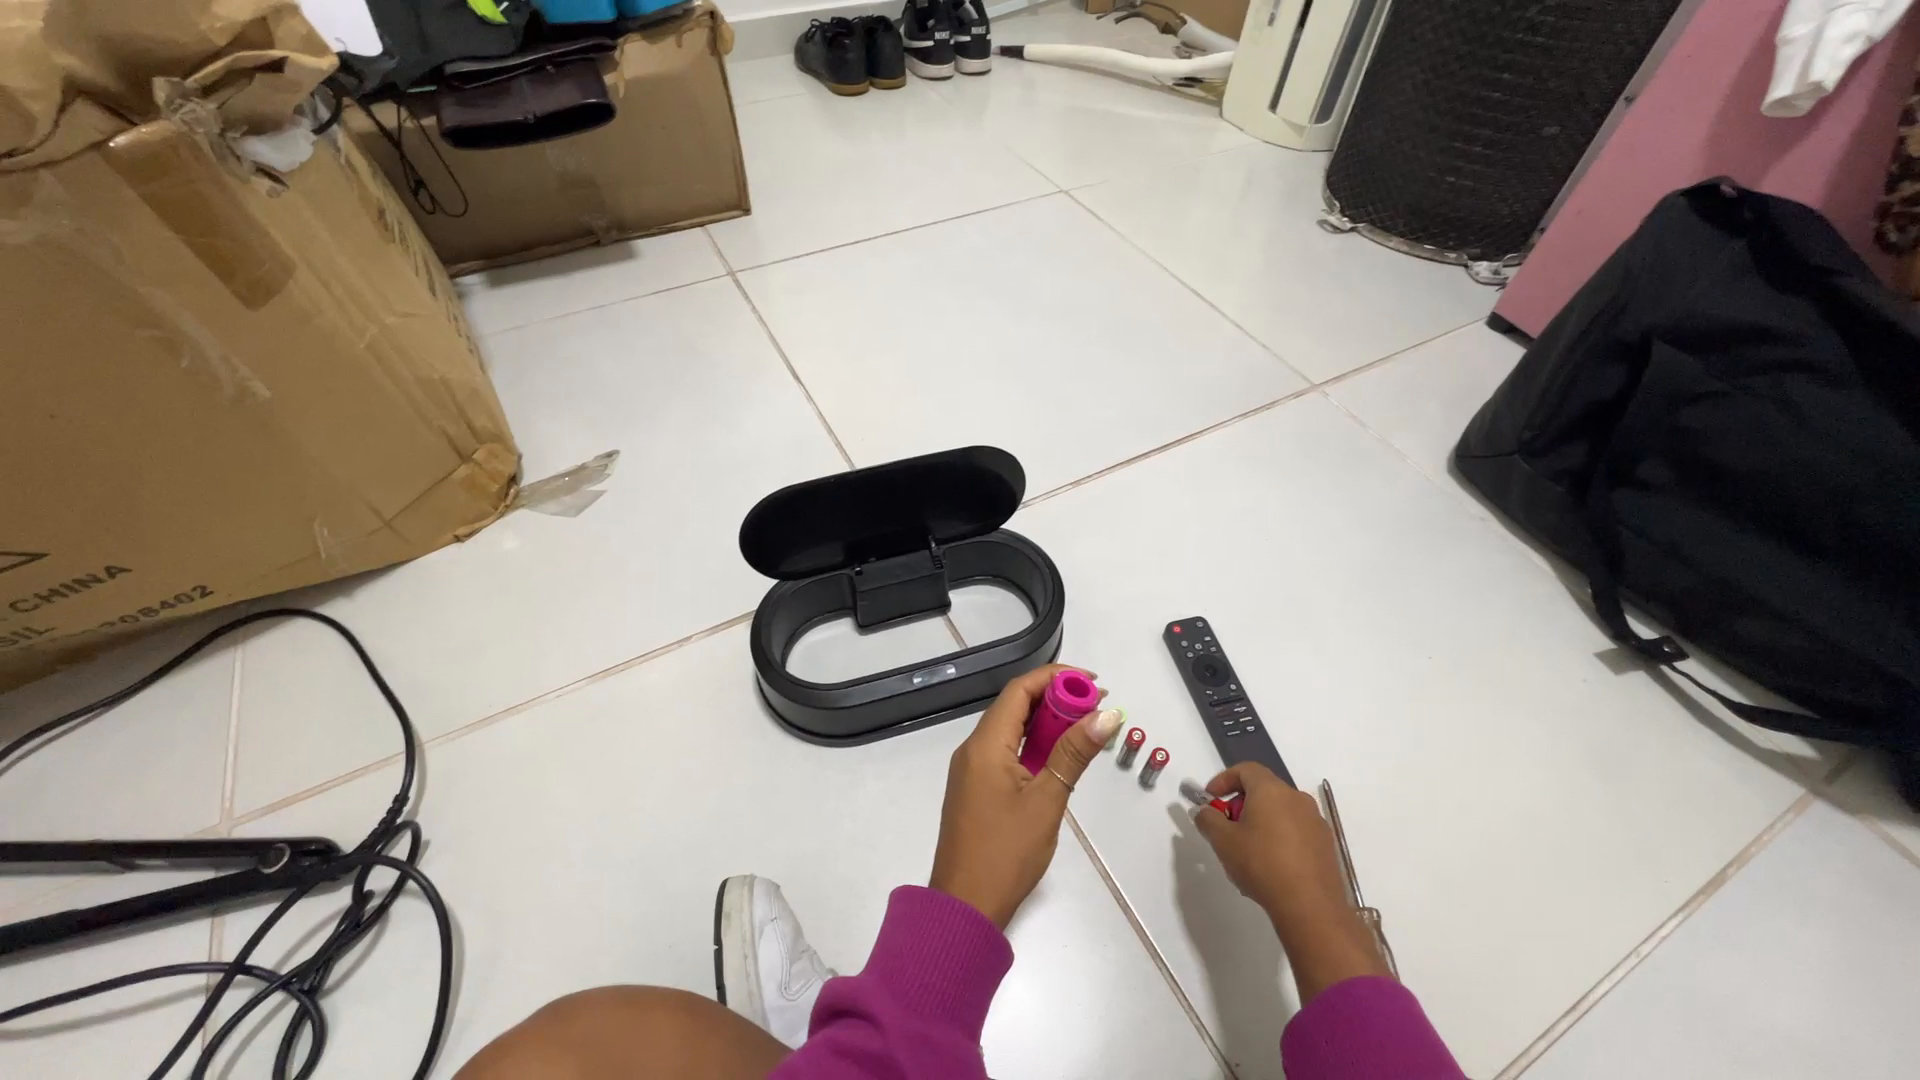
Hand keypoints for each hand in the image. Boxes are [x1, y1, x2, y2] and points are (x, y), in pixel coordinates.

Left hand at [929, 665, 1122, 928]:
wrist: (965, 907)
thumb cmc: (1006, 852)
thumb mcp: (1047, 800)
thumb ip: (1074, 753)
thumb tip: (1106, 714)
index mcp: (984, 745)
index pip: (1019, 690)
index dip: (1056, 677)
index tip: (1093, 683)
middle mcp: (973, 749)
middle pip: (1015, 707)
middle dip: (1056, 699)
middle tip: (1097, 707)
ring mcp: (972, 770)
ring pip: (1012, 730)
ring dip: (1047, 724)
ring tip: (1086, 729)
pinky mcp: (977, 789)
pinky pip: (1007, 752)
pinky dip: (1035, 747)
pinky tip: (1060, 757)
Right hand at [1194, 763, 1391, 1001]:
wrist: (1310, 906)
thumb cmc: (1261, 864)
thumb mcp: (1223, 841)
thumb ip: (1208, 819)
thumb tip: (1205, 812)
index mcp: (1271, 790)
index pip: (1246, 770)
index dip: (1224, 780)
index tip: (1211, 799)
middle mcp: (1297, 798)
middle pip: (1263, 790)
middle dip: (1241, 804)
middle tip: (1227, 828)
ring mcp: (1315, 821)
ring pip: (1280, 811)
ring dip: (1261, 822)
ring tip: (1248, 851)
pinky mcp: (1326, 844)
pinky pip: (1296, 830)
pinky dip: (1279, 838)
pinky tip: (1271, 866)